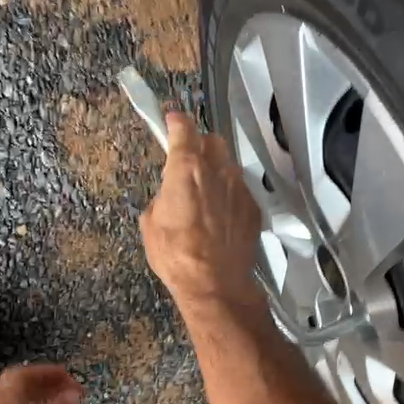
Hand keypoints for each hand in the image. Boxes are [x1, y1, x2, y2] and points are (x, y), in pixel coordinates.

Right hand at [140, 111, 265, 317]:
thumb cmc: (176, 254)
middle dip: (198, 145)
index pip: (183, 129)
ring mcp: (239, 187)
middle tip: (186, 161)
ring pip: (228, 164)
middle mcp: (217, 170)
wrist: (216, 283)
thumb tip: (169, 196)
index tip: (171, 120)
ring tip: (204, 193)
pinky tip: (219, 216)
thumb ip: (161, 198)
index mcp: (186, 169)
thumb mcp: (151, 224)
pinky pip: (239, 189)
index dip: (176, 121)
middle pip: (211, 140)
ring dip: (215, 170)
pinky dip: (228, 194)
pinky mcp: (253, 207)